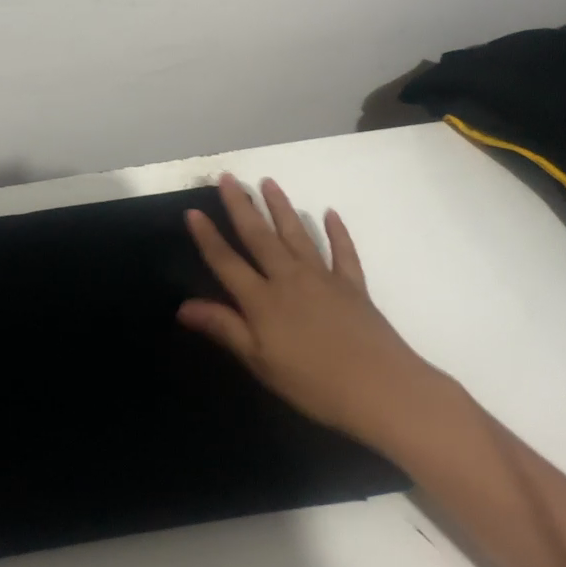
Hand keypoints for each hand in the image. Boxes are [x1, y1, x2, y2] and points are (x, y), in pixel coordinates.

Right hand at [179, 174, 444, 448]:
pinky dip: (337, 232)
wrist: (381, 389)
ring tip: (268, 182)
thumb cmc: (312, 383)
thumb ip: (224, 328)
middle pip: (259, 237)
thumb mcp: (259, 361)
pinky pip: (343, 252)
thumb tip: (184, 306)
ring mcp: (324, 279)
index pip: (226, 262)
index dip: (208, 237)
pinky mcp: (353, 286)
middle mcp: (289, 279)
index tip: (193, 211)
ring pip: (297, 235)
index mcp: (262, 300)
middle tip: (228, 178)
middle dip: (241, 206)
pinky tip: (330, 214)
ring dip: (281, 208)